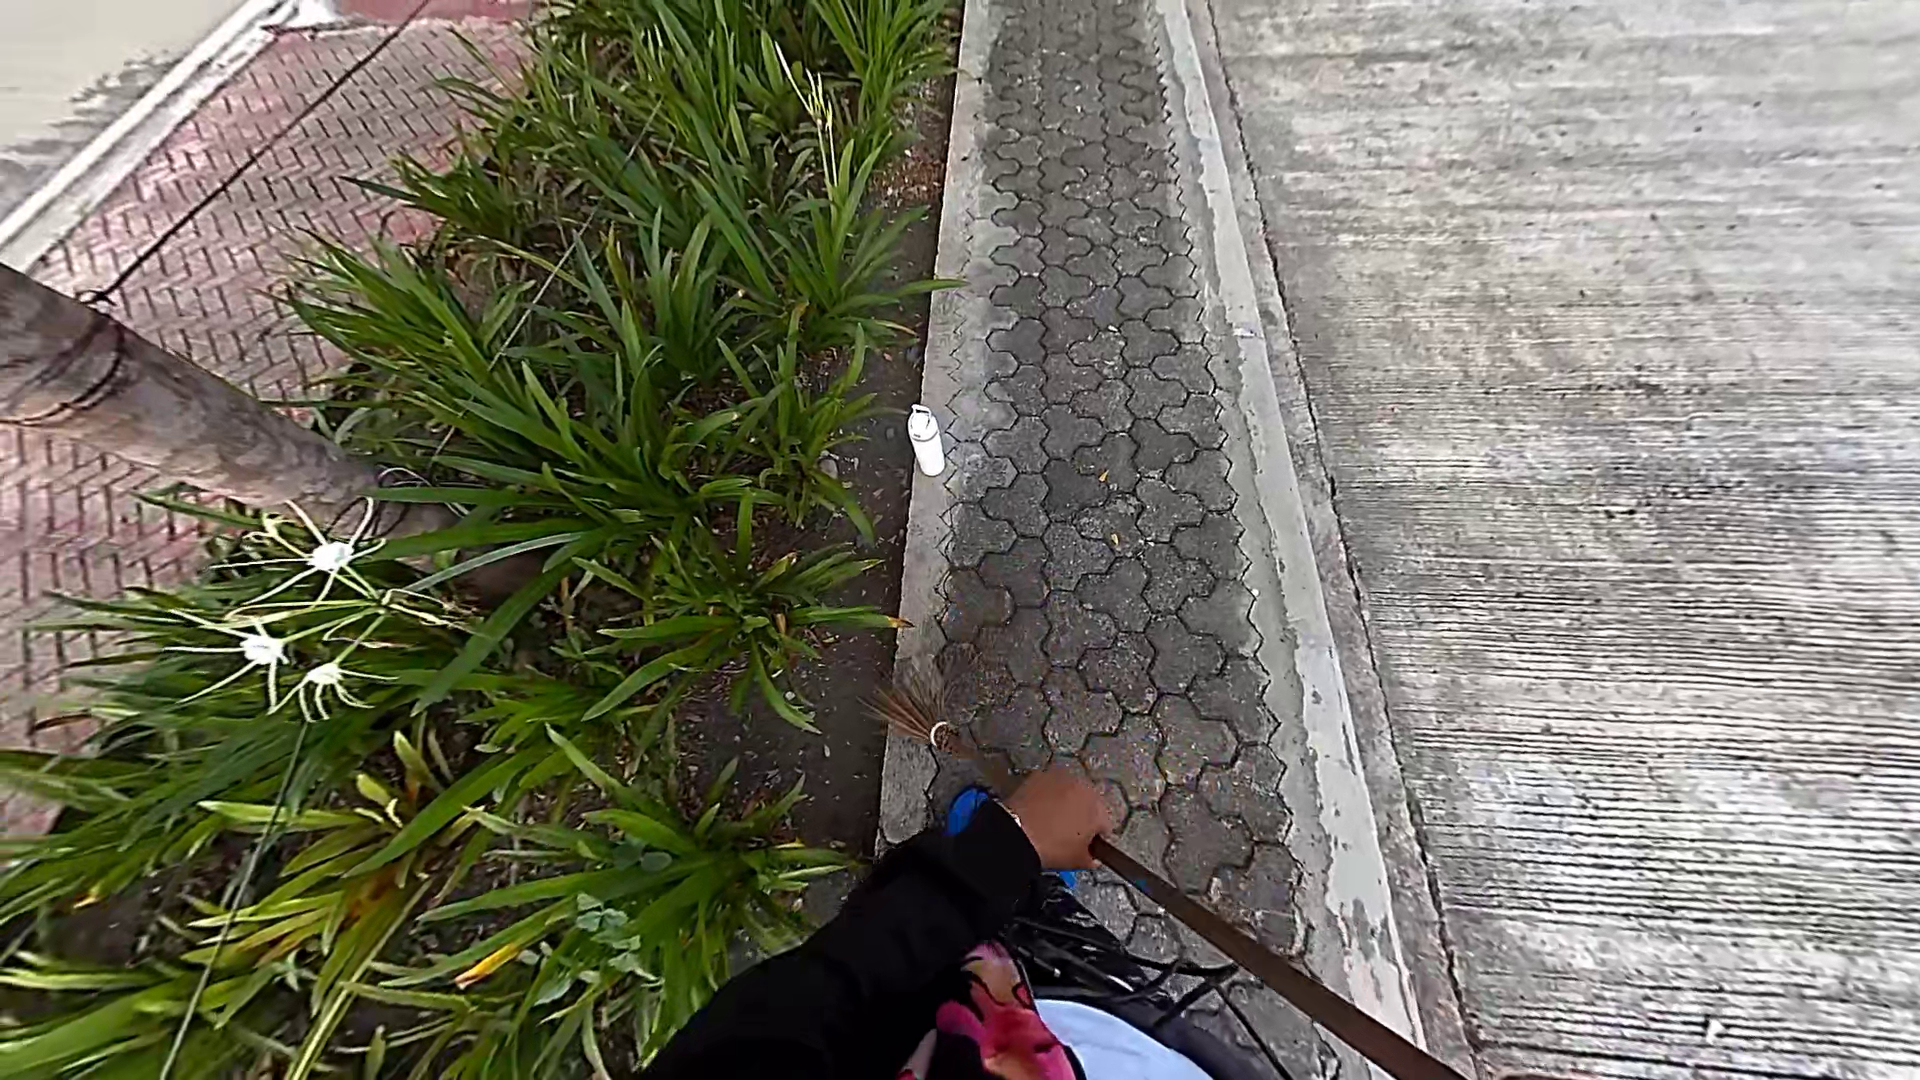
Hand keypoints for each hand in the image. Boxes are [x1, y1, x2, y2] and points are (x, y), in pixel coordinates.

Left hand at [1003, 768, 1112, 869]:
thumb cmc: (1051, 847)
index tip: (1086, 843)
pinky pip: (1051, 785)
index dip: (1095, 837)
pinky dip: (1049, 793)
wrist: (1018, 832)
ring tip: (1053, 819)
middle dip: (1082, 815)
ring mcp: (1061, 776)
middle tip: (1068, 832)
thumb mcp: (1079, 861)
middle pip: (1089, 803)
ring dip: (1066, 801)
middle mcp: (1083, 786)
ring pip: (1070, 790)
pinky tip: (1040, 808)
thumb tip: (1093, 855)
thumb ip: (1094, 857)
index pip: (1105, 825)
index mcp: (1097, 807)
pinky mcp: (1041, 773)